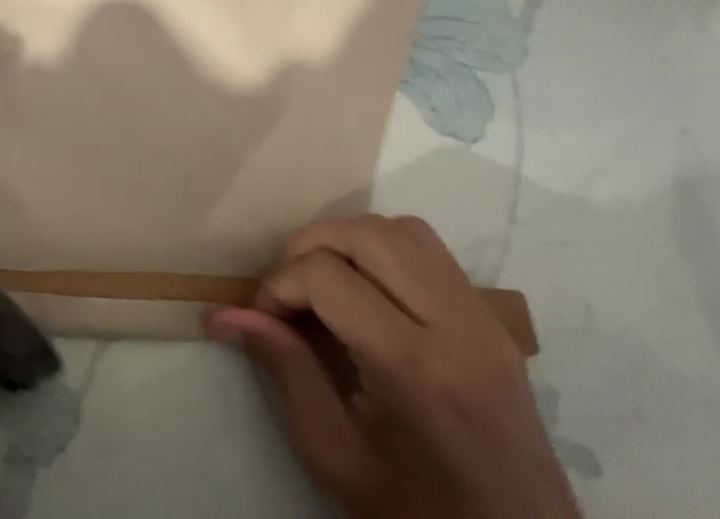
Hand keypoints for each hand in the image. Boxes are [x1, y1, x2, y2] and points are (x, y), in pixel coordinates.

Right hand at [205, 216, 578, 518]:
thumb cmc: (413, 507)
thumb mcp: (334, 450)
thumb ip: (283, 368)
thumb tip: (223, 315)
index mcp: (414, 367)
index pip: (327, 276)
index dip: (278, 286)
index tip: (263, 320)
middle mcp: (457, 327)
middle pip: (368, 234)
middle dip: (310, 246)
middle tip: (287, 289)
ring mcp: (485, 320)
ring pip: (405, 230)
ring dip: (350, 242)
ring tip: (326, 284)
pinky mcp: (497, 323)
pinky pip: (434, 254)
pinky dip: (387, 254)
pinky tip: (368, 295)